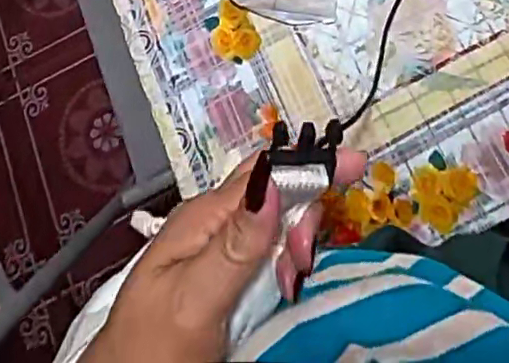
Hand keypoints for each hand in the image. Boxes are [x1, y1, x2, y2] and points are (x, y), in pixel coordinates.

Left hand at [83, 146, 364, 362]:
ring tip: (291, 284)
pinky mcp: (225, 281)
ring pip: (275, 228)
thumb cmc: (153, 344)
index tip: (355, 165)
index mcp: (203, 216)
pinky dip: (285, 267)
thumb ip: (234, 243)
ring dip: (295, 246)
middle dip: (302, 216)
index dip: (307, 164)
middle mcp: (212, 225)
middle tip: (302, 265)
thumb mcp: (195, 294)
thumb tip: (270, 184)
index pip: (262, 172)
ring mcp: (218, 253)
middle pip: (273, 196)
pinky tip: (285, 288)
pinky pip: (266, 259)